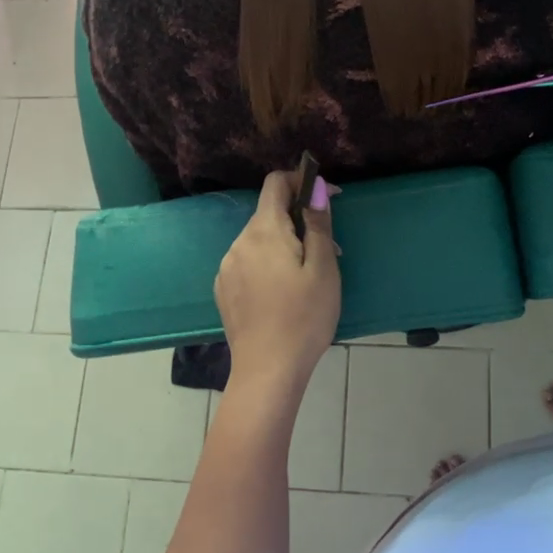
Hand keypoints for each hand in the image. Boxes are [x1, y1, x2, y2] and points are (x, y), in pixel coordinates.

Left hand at [215, 171, 340, 390]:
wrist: (267, 371)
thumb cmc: (305, 318)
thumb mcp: (323, 268)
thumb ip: (318, 223)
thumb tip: (315, 186)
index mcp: (264, 231)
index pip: (275, 183)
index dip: (302, 182)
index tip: (328, 199)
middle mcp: (239, 242)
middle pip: (269, 214)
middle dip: (299, 222)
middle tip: (329, 251)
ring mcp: (227, 267)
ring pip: (259, 240)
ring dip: (284, 246)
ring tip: (307, 279)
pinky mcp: (223, 290)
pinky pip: (248, 263)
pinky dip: (267, 266)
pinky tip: (282, 295)